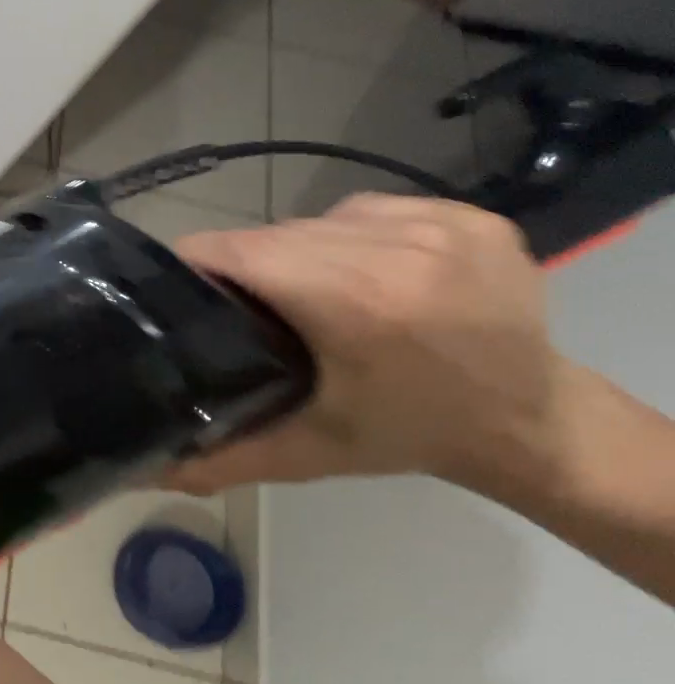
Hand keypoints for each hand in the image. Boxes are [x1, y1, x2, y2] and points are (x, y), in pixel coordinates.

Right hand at [164, 194, 570, 495]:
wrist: (538, 424)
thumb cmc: (410, 436)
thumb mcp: (307, 452)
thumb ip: (221, 458)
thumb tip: (145, 471)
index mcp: (356, 302)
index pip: (232, 250)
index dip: (194, 269)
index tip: (184, 297)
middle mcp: (398, 249)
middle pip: (269, 234)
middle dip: (244, 267)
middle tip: (244, 311)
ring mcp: (440, 225)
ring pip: (313, 219)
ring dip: (294, 251)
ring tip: (304, 295)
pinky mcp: (469, 215)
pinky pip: (364, 211)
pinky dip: (346, 237)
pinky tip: (361, 274)